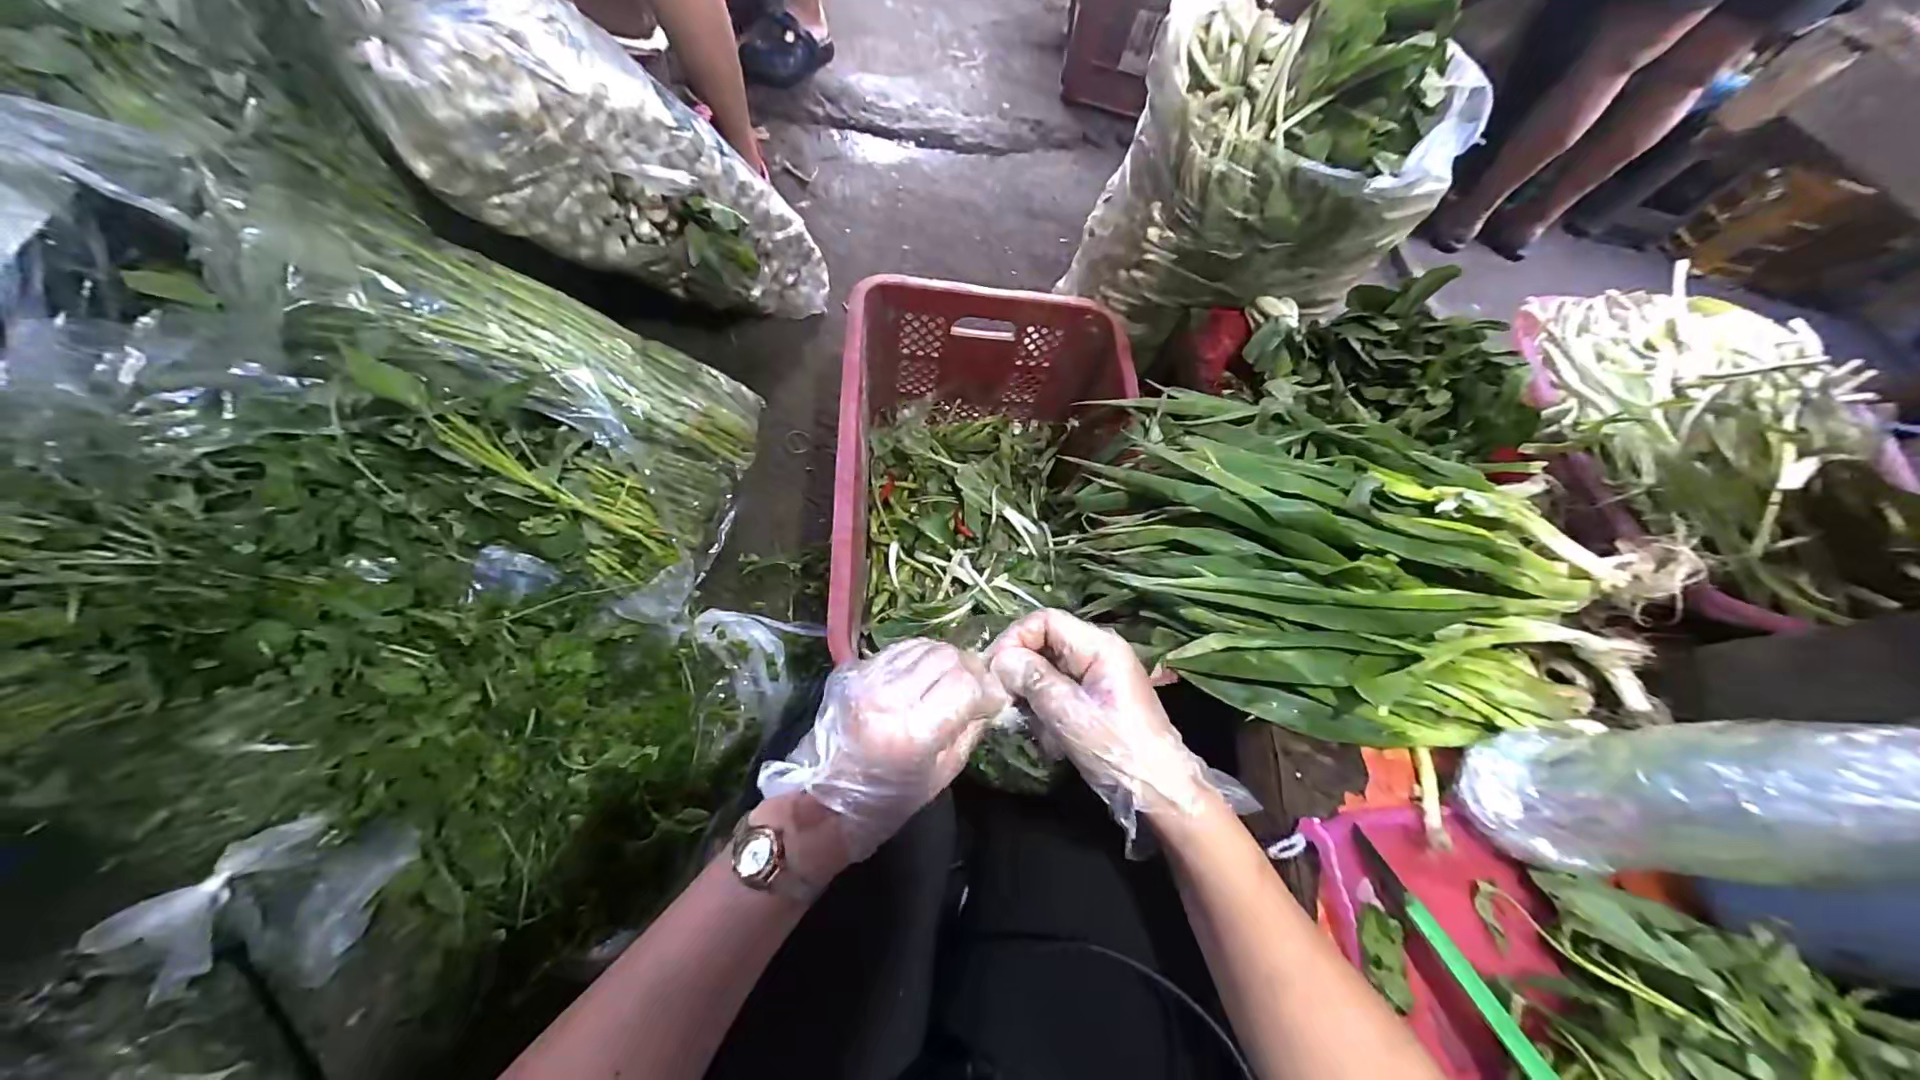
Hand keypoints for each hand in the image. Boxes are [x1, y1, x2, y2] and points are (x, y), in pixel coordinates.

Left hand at [759, 640, 1008, 860]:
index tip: (995, 698)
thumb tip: (990, 698)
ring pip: (923, 646)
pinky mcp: (852, 673)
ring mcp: (866, 681)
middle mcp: (887, 698)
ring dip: (946, 659)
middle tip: (977, 685)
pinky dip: (920, 657)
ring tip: (952, 678)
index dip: (987, 687)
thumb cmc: (885, 805)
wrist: (820, 803)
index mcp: (911, 734)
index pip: (965, 685)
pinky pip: (898, 651)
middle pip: (946, 657)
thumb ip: (969, 730)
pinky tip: (925, 675)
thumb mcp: (941, 776)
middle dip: (970, 668)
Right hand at [987, 611, 1238, 837]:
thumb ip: (1034, 680)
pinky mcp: (1095, 698)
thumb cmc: (1118, 751)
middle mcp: (1100, 653)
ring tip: (1034, 727)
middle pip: (1045, 642)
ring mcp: (1098, 676)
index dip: (1015, 638)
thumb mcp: (1070, 715)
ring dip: (1032, 697)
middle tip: (1004, 700)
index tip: (994, 670)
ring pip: (1047, 669)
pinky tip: (1050, 739)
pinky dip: (1046, 711)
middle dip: (1021, 671)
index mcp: (1101, 647)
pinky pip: (1058, 691)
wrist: (1162, 793)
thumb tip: (1001, 659)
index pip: (1045, 620)